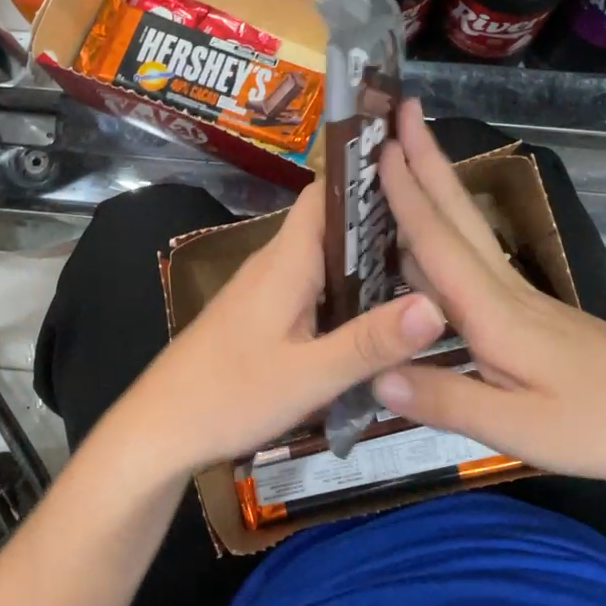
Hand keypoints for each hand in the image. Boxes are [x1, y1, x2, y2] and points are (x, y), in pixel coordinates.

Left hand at [113, 181, 448, 475]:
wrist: (160, 430)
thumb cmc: (229, 395)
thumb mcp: (310, 376)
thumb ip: (371, 342)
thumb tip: (438, 305)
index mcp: (287, 260)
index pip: (328, 192)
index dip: (369, 176)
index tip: (423, 176)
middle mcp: (276, 264)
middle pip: (333, 225)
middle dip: (383, 225)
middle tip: (445, 238)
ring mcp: (265, 290)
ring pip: (325, 259)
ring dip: (367, 262)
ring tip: (428, 271)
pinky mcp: (261, 317)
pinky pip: (313, 288)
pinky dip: (347, 292)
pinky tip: (377, 316)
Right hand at [372, 101, 605, 481]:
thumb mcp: (522, 429)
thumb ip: (447, 401)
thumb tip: (373, 374)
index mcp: (495, 313)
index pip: (438, 242)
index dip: (406, 194)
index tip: (381, 143)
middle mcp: (504, 292)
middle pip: (458, 215)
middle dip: (427, 161)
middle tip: (400, 112)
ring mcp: (521, 300)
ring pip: (466, 234)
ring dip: (433, 191)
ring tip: (400, 162)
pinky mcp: (531, 316)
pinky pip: (472, 264)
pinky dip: (443, 239)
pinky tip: (424, 253)